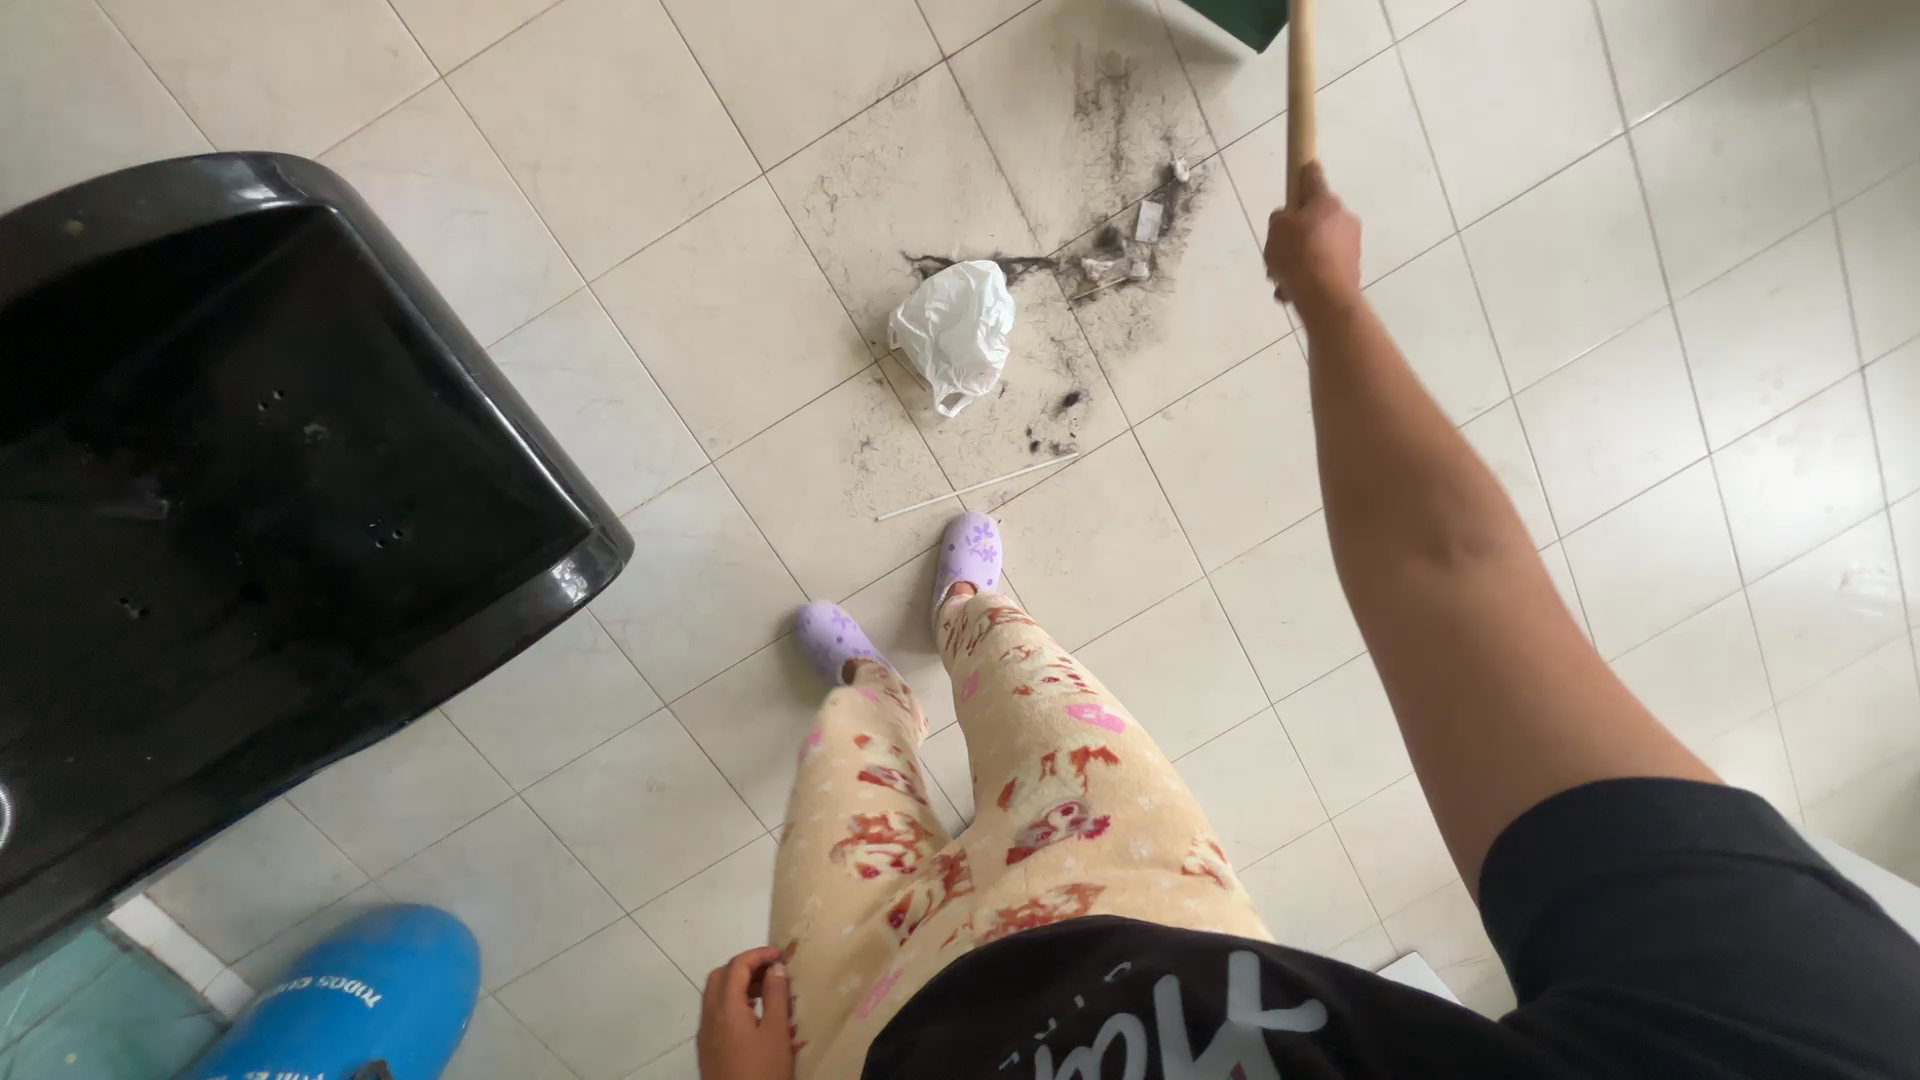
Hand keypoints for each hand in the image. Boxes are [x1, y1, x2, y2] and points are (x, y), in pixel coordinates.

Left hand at [698, 947, 793, 1079]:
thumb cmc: (762, 1072)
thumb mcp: (776, 1032)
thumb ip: (776, 994)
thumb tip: (775, 967)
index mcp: (725, 1009)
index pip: (737, 966)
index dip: (759, 954)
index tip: (781, 956)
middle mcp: (709, 1018)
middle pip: (720, 976)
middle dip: (745, 966)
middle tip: (770, 971)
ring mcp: (705, 1035)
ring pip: (715, 994)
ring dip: (737, 984)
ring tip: (766, 992)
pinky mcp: (707, 1050)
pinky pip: (715, 1013)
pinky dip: (732, 1002)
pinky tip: (753, 1016)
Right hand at [1263, 161, 1362, 313]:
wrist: (1324, 294)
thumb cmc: (1298, 255)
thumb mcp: (1276, 230)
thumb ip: (1279, 219)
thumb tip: (1287, 219)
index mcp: (1326, 202)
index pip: (1313, 179)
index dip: (1304, 173)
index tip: (1303, 166)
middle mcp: (1343, 219)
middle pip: (1313, 220)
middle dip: (1294, 236)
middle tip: (1277, 254)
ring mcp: (1350, 245)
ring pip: (1315, 248)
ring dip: (1298, 262)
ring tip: (1282, 280)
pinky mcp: (1351, 269)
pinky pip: (1320, 270)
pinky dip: (1306, 279)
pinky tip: (1291, 292)